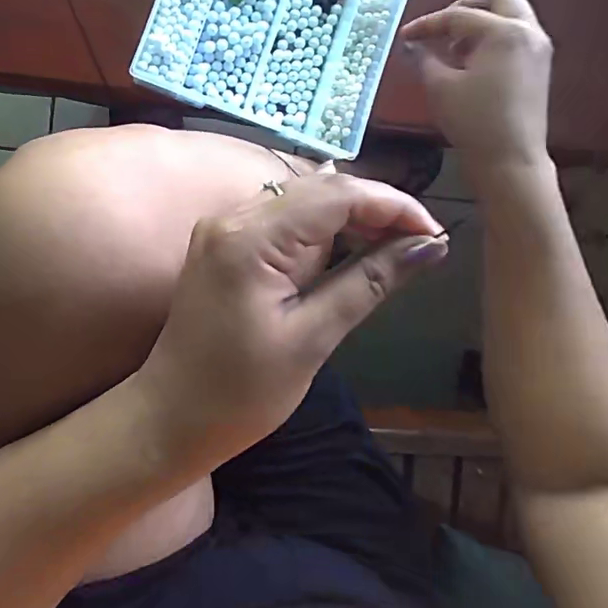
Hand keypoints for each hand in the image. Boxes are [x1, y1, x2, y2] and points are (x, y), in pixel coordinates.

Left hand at [135, 172, 446, 465]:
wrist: (172, 417)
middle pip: (317, 190)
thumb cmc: (240, 392)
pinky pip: (279, 224)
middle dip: (373, 210)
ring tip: (391, 253)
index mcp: (249, 238)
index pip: (336, 194)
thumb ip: (370, 281)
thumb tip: (429, 244)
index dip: (393, 205)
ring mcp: (220, 232)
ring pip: (300, 203)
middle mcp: (230, 220)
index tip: (436, 234)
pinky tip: (345, 257)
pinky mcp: (221, 249)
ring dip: (347, 221)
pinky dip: (317, 235)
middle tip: (420, 246)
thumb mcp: (312, 338)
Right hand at [399, 0, 552, 170]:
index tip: (404, 35)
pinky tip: (469, 62)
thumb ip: (424, 59)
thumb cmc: (472, 120)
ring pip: (510, 16)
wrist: (509, 158)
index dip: (428, 24)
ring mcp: (538, 48)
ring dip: (479, 23)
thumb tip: (413, 45)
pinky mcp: (538, 66)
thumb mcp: (440, 87)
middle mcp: (528, 31)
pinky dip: (491, 38)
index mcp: (505, 32)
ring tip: (451, 48)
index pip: (460, 16)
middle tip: (438, 28)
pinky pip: (515, 36)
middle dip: (464, 8)